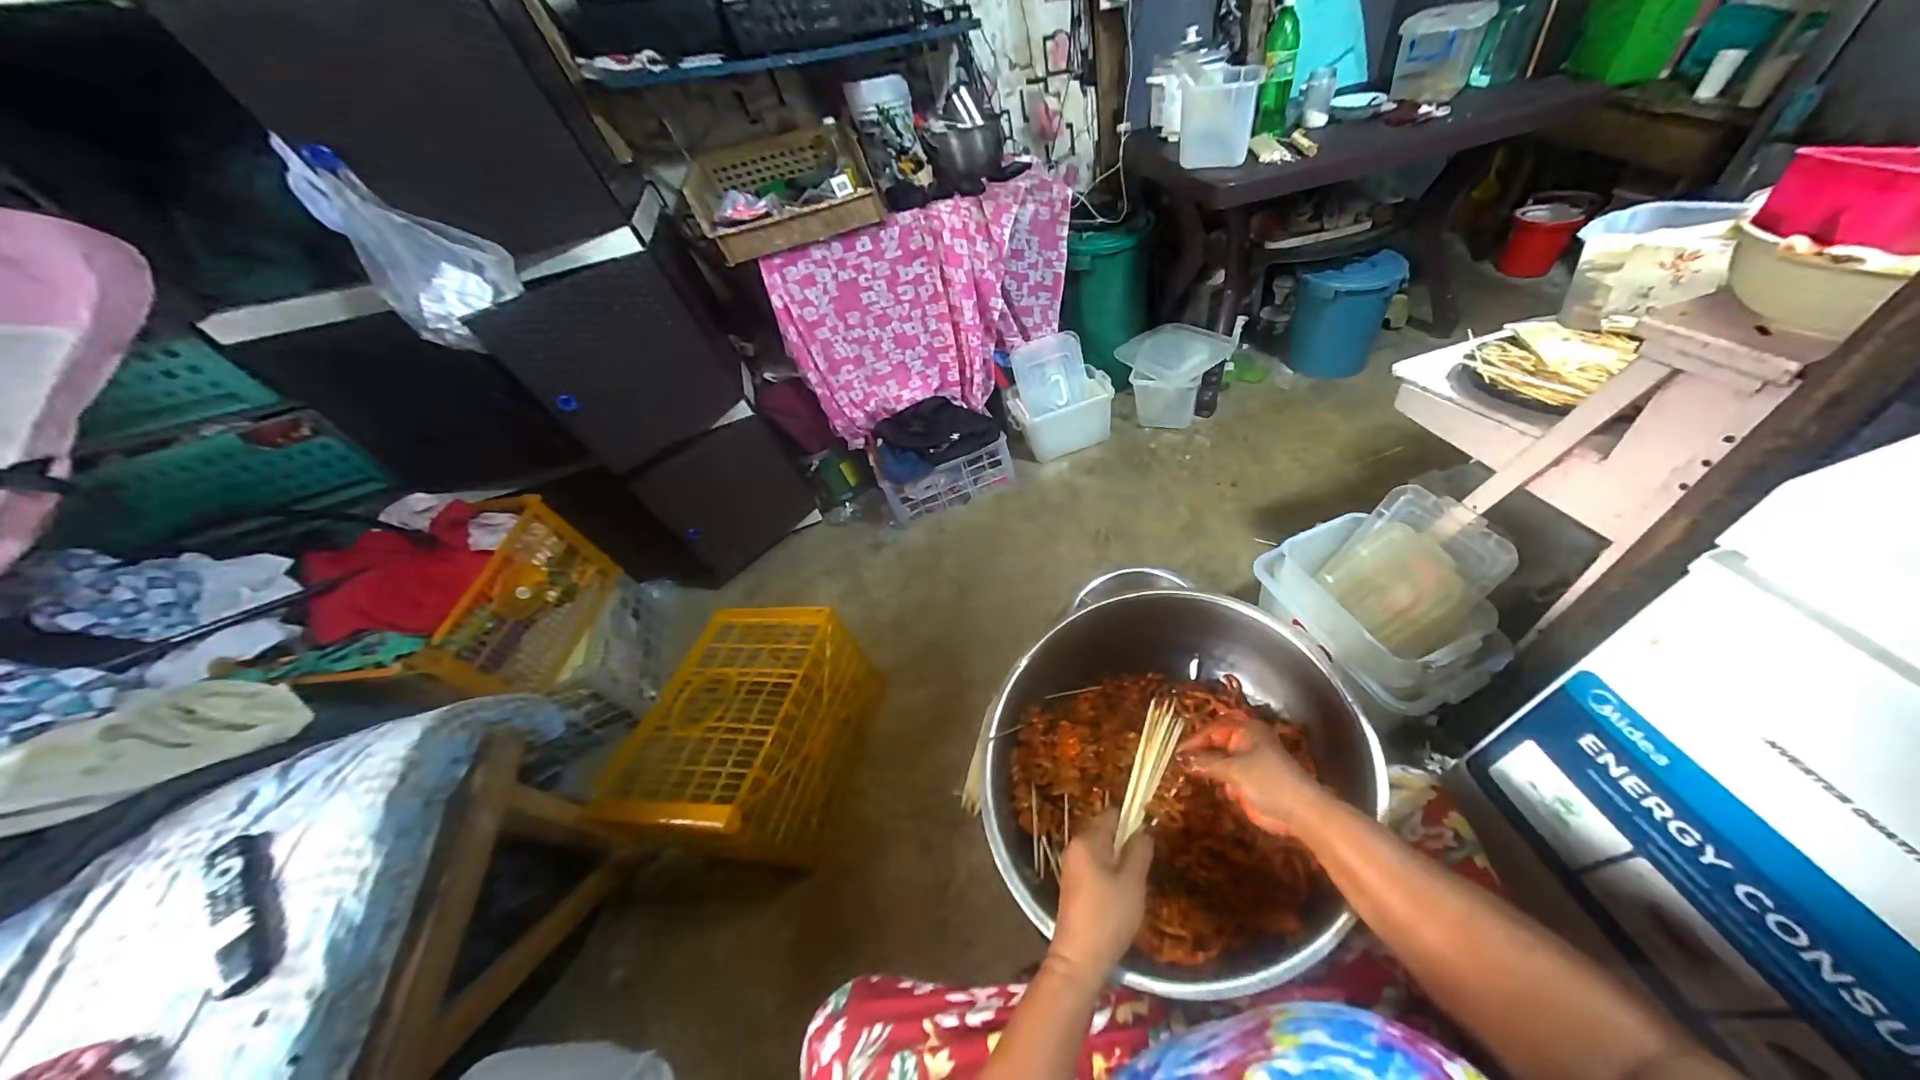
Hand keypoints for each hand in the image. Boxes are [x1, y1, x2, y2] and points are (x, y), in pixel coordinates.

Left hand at [1047, 808, 1151, 980]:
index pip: (1112, 814)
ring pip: (1102, 851)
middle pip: (1106, 831)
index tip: (1153, 829)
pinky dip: (1111, 872)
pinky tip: (1125, 892)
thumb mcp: (1132, 882)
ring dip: (1121, 859)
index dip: (1133, 818)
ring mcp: (1072, 866)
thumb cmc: (1109, 915)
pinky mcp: (1074, 884)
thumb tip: (1144, 830)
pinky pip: (1096, 866)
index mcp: (1087, 840)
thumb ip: (1140, 851)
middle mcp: (1075, 847)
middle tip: (1149, 858)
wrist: (1080, 957)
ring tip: (1140, 877)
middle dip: (1127, 841)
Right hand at [1180, 718, 1319, 835]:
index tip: (1177, 753)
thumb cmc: (1268, 782)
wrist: (1301, 812)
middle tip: (1180, 763)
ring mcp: (1249, 761)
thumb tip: (1181, 758)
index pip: (1213, 729)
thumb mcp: (1233, 770)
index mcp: (1246, 730)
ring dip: (1207, 767)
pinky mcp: (1251, 780)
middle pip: (1216, 742)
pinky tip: (1209, 787)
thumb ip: (1205, 762)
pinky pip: (1227, 776)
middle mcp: (1247, 741)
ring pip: (1220, 760)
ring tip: (1189, 775)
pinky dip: (1218, 781)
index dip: (1194, 740)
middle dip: (1199, 752)